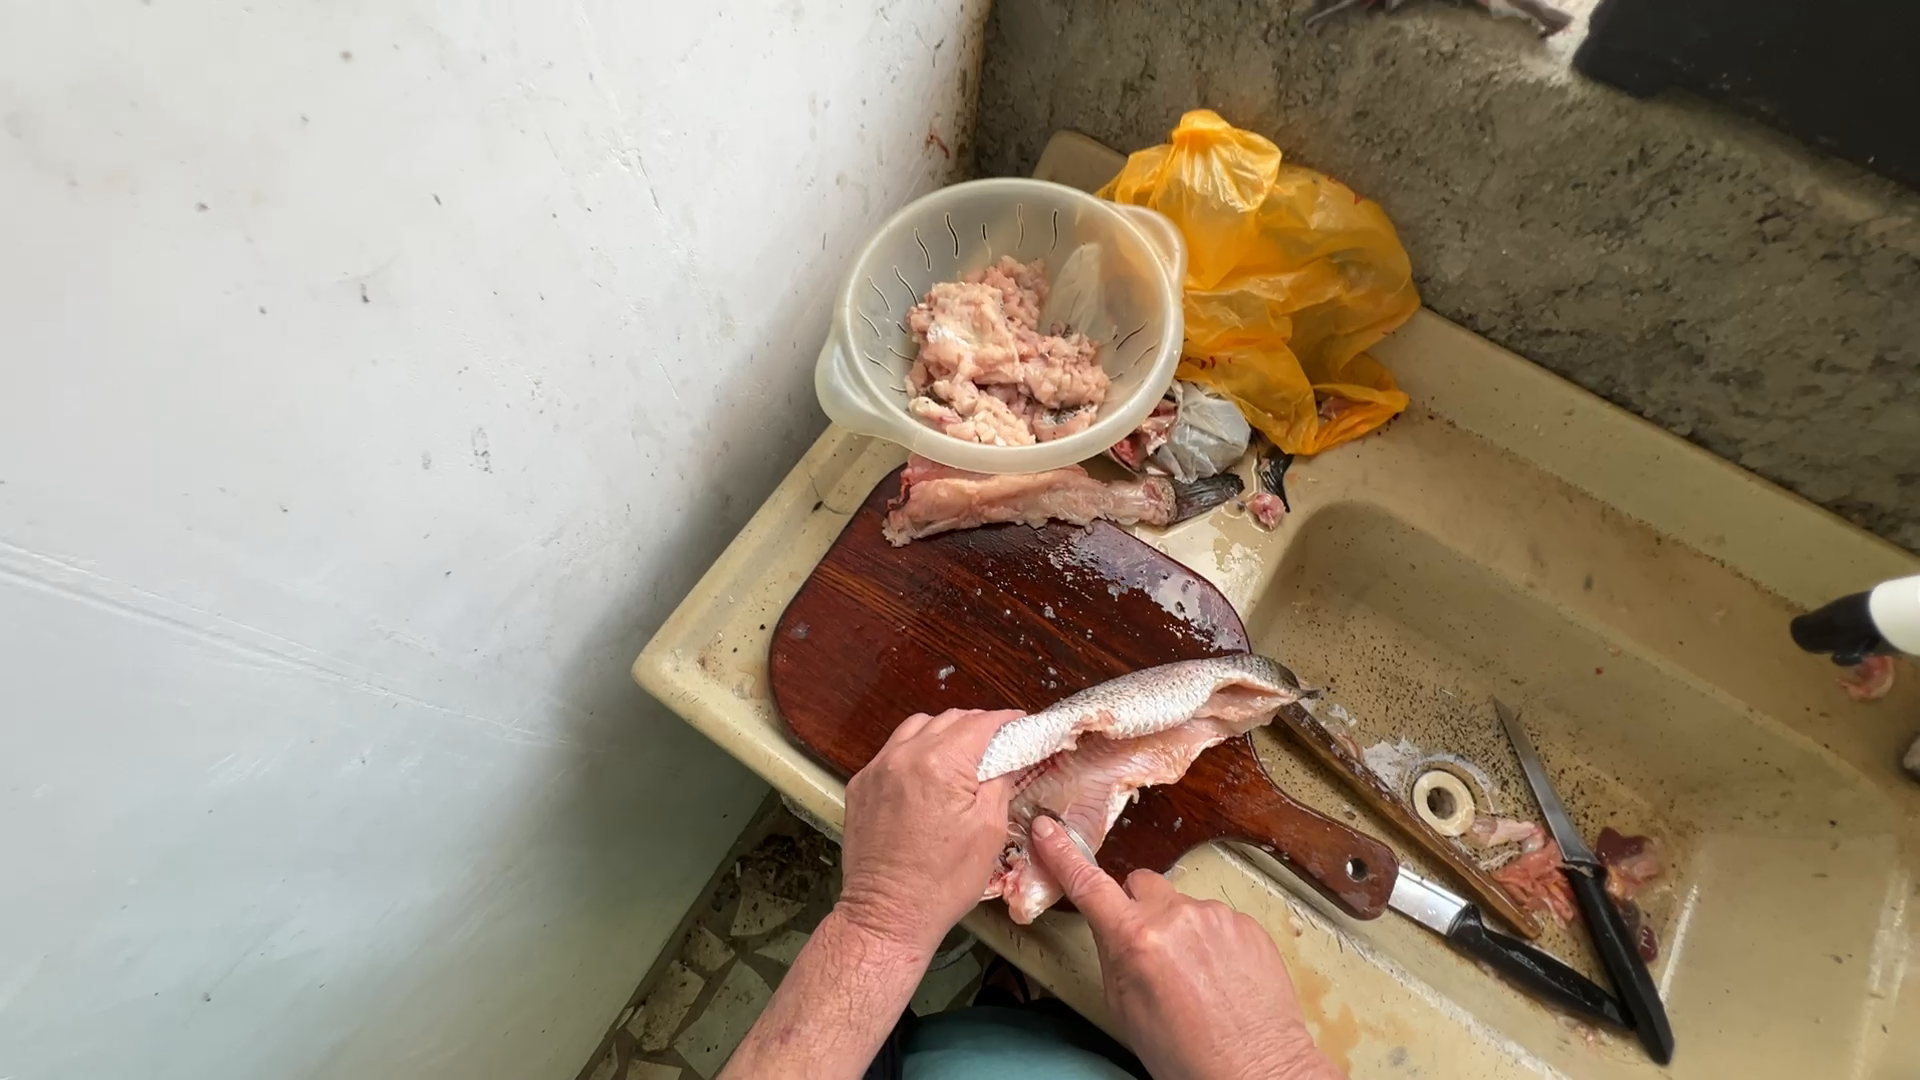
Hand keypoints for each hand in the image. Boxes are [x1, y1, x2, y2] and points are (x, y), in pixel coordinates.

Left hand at [838, 708, 1020, 955]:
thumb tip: (1008, 757)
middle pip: (948, 720)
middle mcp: (904, 755)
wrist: (887, 916)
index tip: (1019, 723)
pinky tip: (927, 773)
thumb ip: (1000, 781)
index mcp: (940, 764)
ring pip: (917, 727)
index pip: (979, 724)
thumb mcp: (989, 830)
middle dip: (976, 726)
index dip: (1004, 720)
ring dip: (942, 733)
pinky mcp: (860, 784)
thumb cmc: (943, 881)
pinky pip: (892, 751)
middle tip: (997, 743)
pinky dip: (914, 751)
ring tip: (960, 754)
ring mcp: (877, 768)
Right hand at [1029, 815, 1344, 1079]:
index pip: (1088, 884)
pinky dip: (1213, 939)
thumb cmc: (1188, 1057)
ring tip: (1197, 976)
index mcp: (1136, 940)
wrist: (1260, 1077)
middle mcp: (1174, 916)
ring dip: (1180, 928)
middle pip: (1140, 885)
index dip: (1061, 854)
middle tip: (1151, 950)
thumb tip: (1110, 925)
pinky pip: (1215, 917)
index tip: (1046, 829)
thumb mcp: (1125, 1009)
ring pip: (1180, 902)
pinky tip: (1222, 976)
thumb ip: (1112, 953)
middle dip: (1139, 908)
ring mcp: (1214, 915)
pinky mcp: (1246, 922)